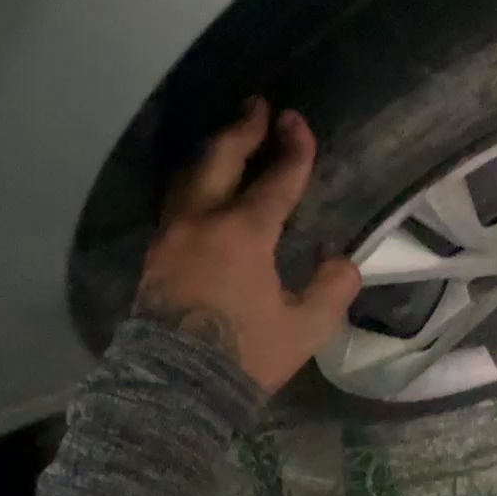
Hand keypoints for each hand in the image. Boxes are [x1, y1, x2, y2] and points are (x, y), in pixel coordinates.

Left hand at [137, 97, 361, 392]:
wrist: (176, 389)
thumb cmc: (245, 355)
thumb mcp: (305, 327)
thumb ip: (332, 287)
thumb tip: (339, 260)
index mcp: (243, 234)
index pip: (275, 180)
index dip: (294, 150)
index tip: (299, 122)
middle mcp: (202, 222)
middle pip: (220, 159)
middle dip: (242, 129)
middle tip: (259, 106)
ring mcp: (172, 235)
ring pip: (190, 176)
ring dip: (214, 151)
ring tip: (231, 137)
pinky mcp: (157, 254)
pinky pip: (178, 201)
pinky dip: (197, 180)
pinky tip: (205, 185)